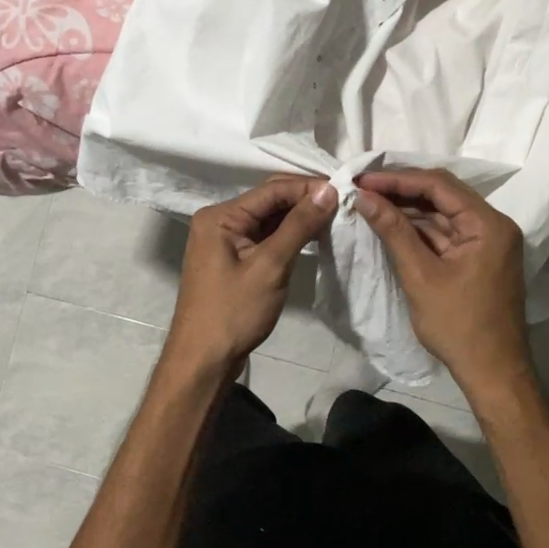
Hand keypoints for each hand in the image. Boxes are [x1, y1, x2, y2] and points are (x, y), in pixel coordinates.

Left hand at [162, 177, 338, 377]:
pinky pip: (264, 237)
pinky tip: (313, 236)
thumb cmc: (234, 312)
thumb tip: (328, 190)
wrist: (204, 360)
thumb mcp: (271, 266)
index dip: (309, 187)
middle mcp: (218, 221)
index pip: (271, 190)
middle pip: (269, 201)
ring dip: (299, 218)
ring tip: (335, 217)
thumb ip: (299, 226)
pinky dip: (288, 235)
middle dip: (305, 200)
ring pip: (268, 219)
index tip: (344, 190)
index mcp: (220, 216)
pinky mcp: (233, 259)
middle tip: (344, 203)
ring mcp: (224, 241)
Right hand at [354, 169, 530, 389]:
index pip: (439, 185)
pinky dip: (420, 229)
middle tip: (362, 187)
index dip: (397, 179)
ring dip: (409, 209)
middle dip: (401, 190)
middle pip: (443, 194)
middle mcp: (494, 225)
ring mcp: (488, 242)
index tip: (362, 179)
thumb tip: (364, 196)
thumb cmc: (457, 325)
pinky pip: (447, 233)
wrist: (492, 371)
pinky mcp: (480, 257)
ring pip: (443, 213)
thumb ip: (394, 231)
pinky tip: (392, 224)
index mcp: (488, 224)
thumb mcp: (420, 275)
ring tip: (370, 202)